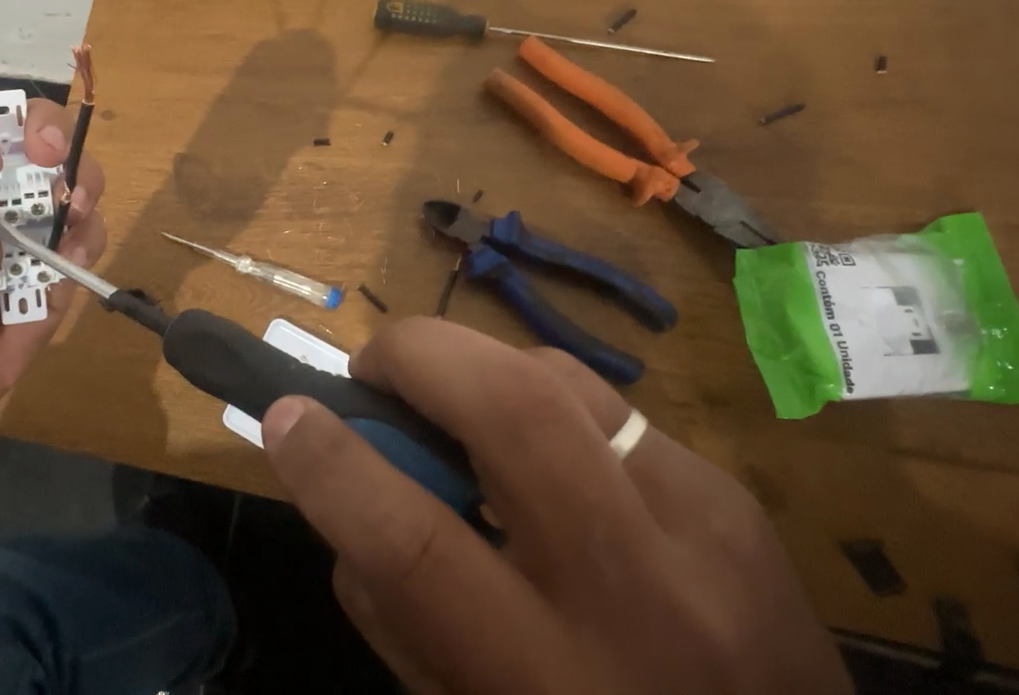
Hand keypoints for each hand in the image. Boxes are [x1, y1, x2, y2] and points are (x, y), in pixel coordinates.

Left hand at [0, 98, 105, 484]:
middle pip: (23, 140)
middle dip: (48, 132)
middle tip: (54, 157)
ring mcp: (27, 232)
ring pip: (67, 183)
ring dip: (81, 184)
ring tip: (76, 210)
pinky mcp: (56, 269)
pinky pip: (83, 242)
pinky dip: (85, 244)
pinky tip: (72, 261)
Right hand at [261, 318, 848, 694]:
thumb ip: (394, 608)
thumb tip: (349, 478)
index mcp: (554, 683)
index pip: (417, 545)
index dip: (334, 465)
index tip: (285, 416)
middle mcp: (645, 594)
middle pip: (515, 409)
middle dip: (418, 356)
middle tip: (373, 370)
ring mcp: (707, 529)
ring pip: (561, 381)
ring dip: (477, 373)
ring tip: (450, 411)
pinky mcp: (733, 496)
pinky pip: (607, 410)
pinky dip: (544, 410)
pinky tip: (542, 461)